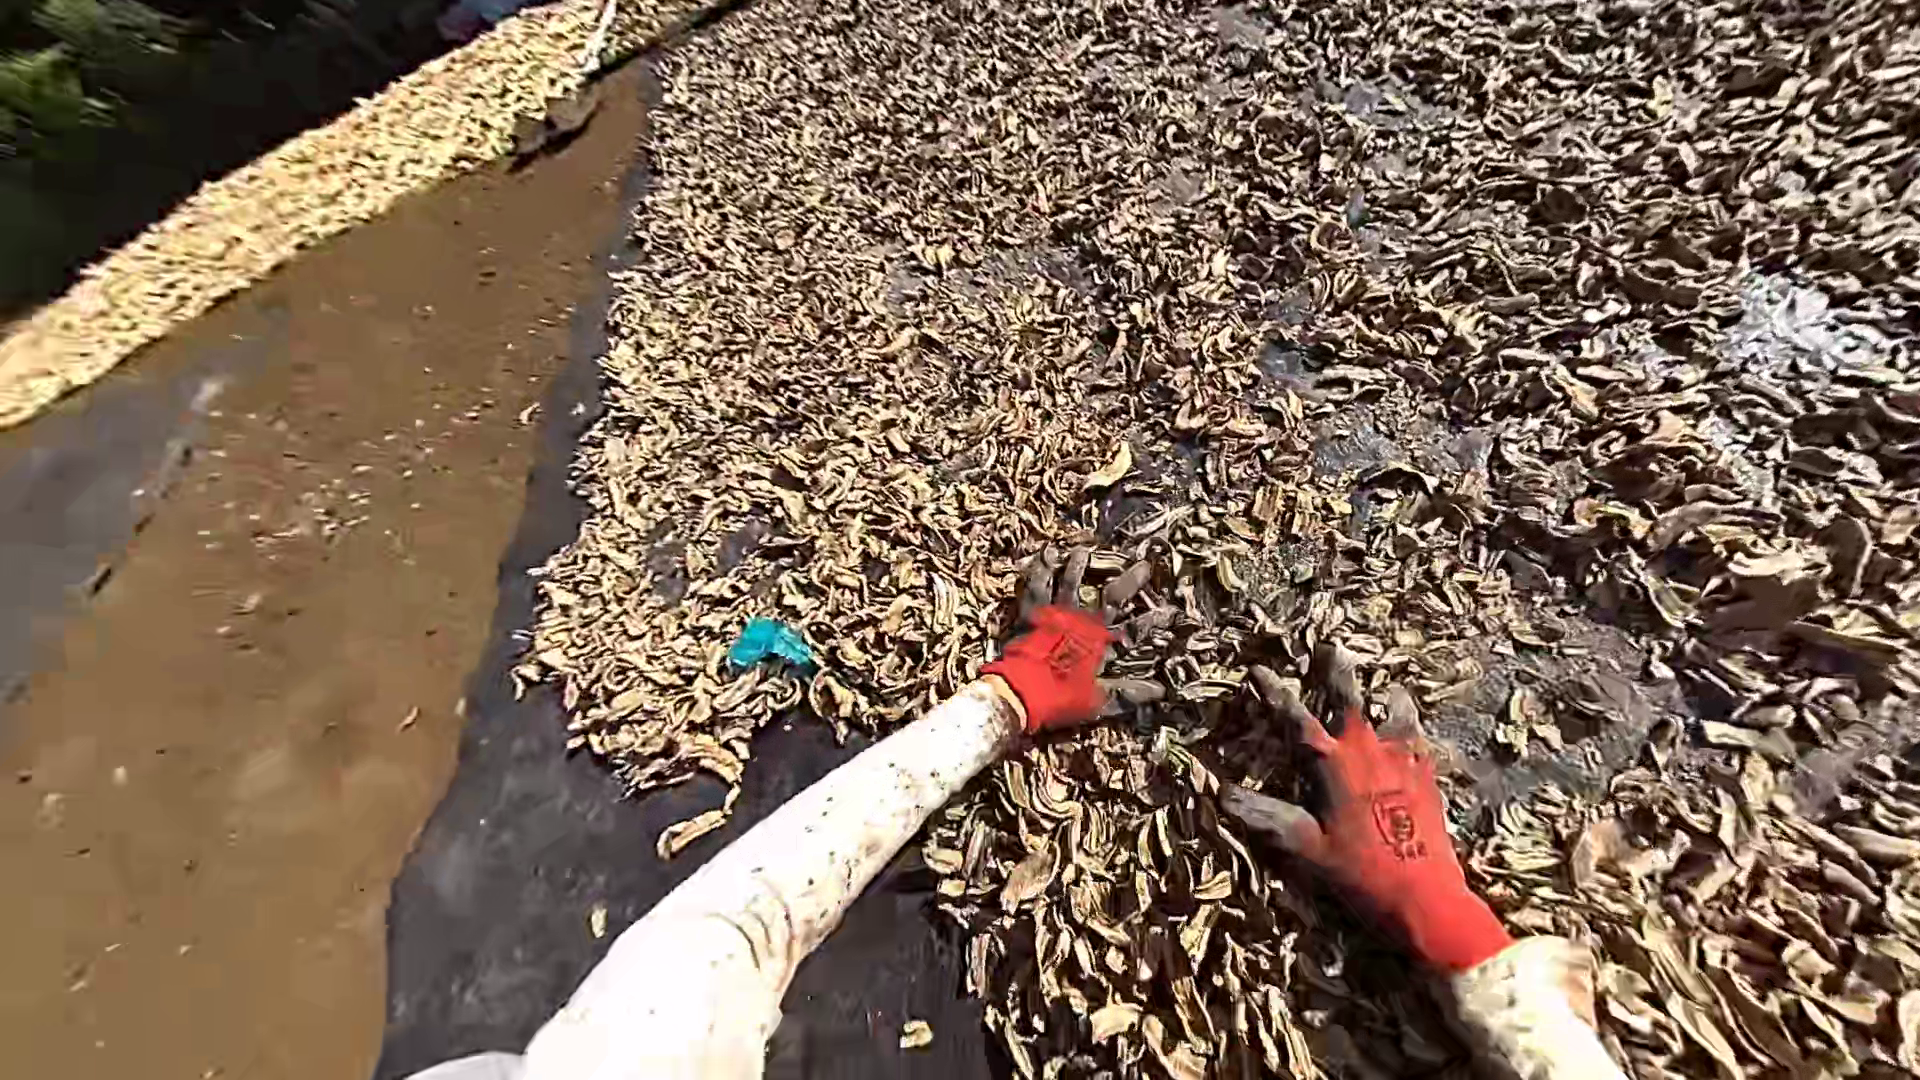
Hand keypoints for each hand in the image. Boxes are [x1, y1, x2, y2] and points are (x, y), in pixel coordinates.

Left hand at [983, 547, 1143, 732]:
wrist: (1020, 692)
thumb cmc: (1059, 696)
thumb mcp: (1097, 700)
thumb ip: (1127, 693)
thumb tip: (1159, 692)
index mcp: (1098, 642)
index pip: (1133, 628)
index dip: (1152, 620)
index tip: (1170, 611)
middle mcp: (1081, 622)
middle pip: (1109, 595)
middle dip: (1129, 581)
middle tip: (1143, 565)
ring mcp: (1056, 614)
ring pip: (1071, 583)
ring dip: (1079, 566)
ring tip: (1084, 550)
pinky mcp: (1032, 613)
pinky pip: (1037, 586)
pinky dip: (1041, 570)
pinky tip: (1045, 556)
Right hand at [1220, 655, 1510, 972]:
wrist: (1430, 902)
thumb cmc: (1359, 870)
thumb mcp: (1304, 844)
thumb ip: (1263, 815)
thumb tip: (1216, 793)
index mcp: (1331, 762)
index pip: (1293, 717)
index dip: (1273, 691)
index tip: (1258, 669)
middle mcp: (1366, 752)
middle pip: (1350, 699)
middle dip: (1338, 671)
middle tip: (1333, 645)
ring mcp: (1403, 763)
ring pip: (1397, 715)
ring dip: (1389, 697)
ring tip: (1389, 685)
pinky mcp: (1429, 780)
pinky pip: (1423, 744)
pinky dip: (1416, 732)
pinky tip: (1417, 732)